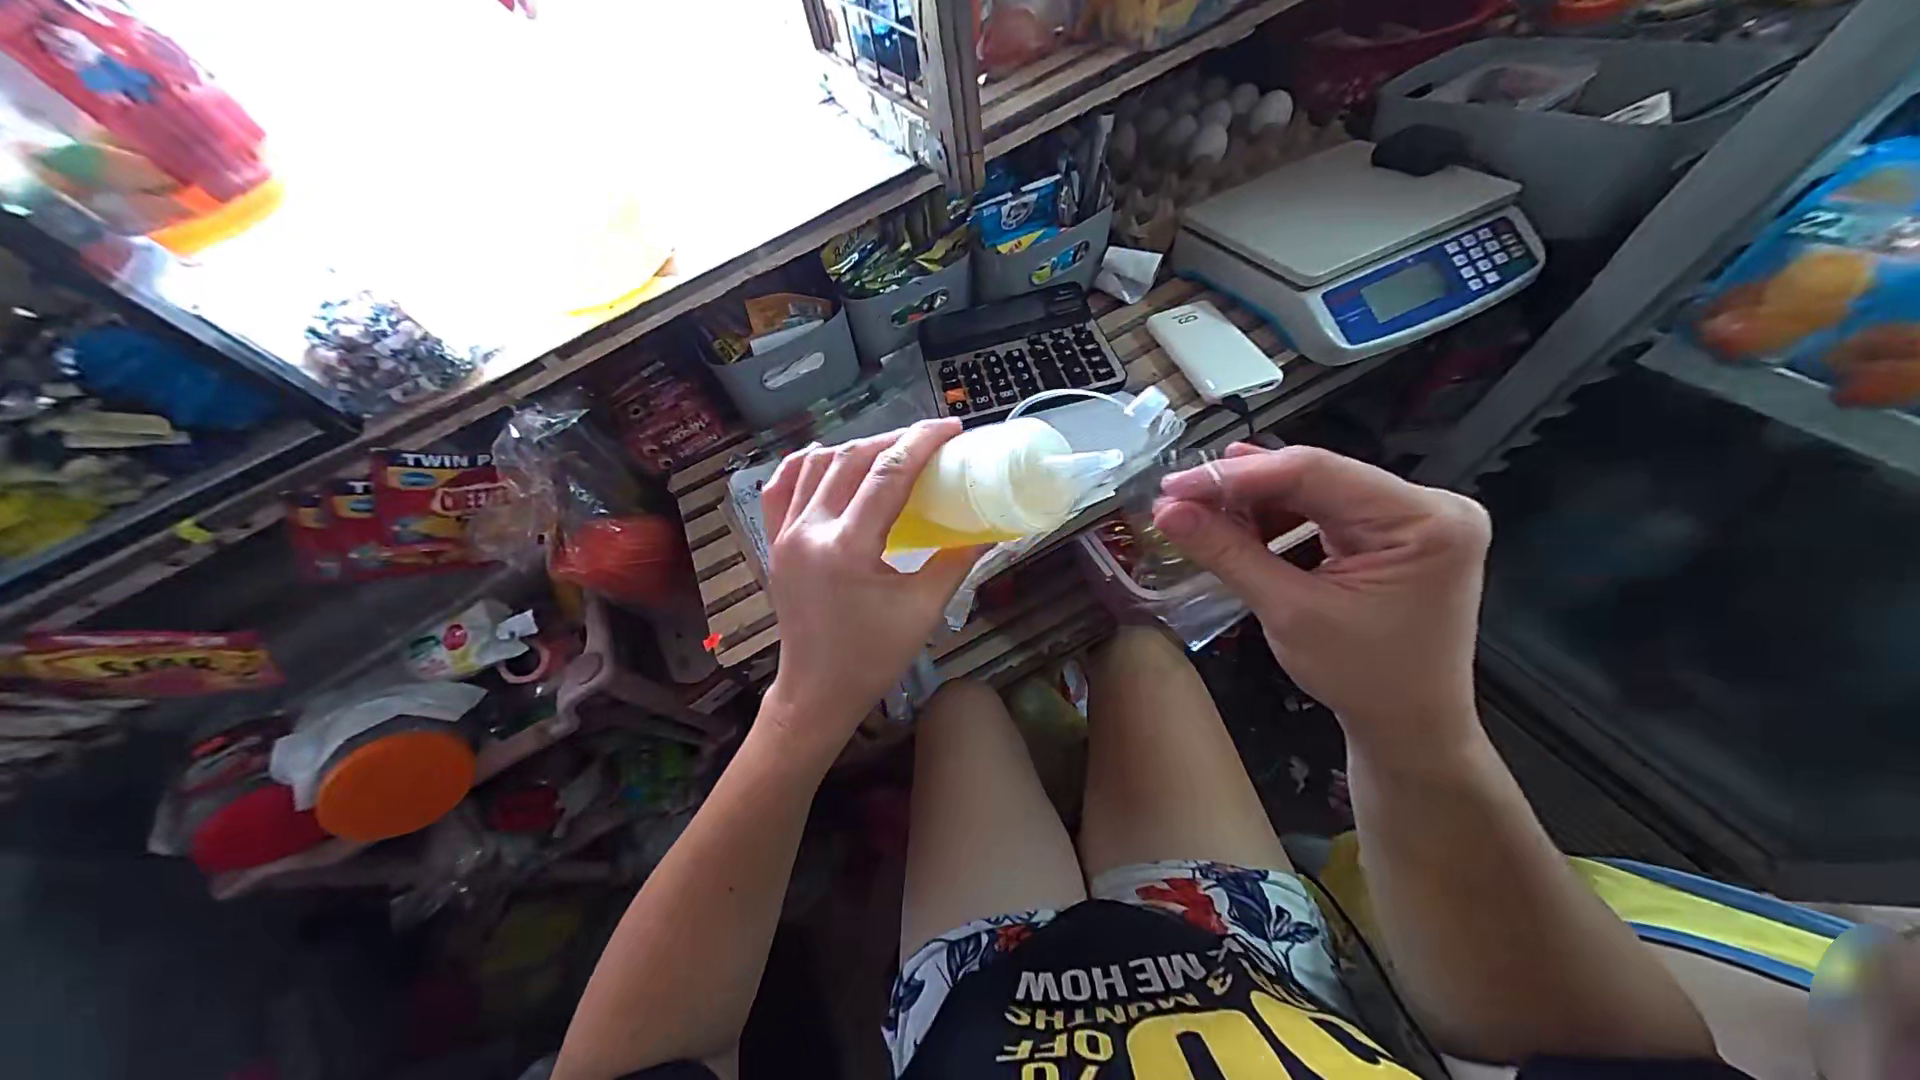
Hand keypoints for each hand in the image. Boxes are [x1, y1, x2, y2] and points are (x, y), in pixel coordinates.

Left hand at [758, 420, 983, 755]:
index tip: (950, 428)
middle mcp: (809, 531)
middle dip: (894, 440)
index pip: (888, 474)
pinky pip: (782, 487)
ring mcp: (785, 535)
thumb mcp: (924, 610)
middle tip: (927, 441)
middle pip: (851, 459)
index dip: (922, 442)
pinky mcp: (775, 543)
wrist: (817, 691)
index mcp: (848, 548)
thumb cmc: (873, 657)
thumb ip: (956, 562)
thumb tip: (989, 530)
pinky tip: (828, 458)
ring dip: (855, 448)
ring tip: (888, 451)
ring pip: (816, 465)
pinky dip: (807, 464)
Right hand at [1153, 444, 1490, 757]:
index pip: (1314, 472)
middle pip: (1313, 475)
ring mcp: (1409, 516)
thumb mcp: (1289, 613)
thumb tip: (1167, 513)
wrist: (1410, 726)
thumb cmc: (1362, 678)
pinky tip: (1234, 522)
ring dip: (1251, 501)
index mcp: (1423, 519)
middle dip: (1239, 487)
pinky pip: (1320, 510)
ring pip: (1311, 489)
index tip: (1174, 486)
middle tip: (1175, 496)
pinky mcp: (1388, 532)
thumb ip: (1228, 554)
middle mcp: (1426, 504)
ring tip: (1196, 510)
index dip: (1235, 475)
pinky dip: (1273, 518)